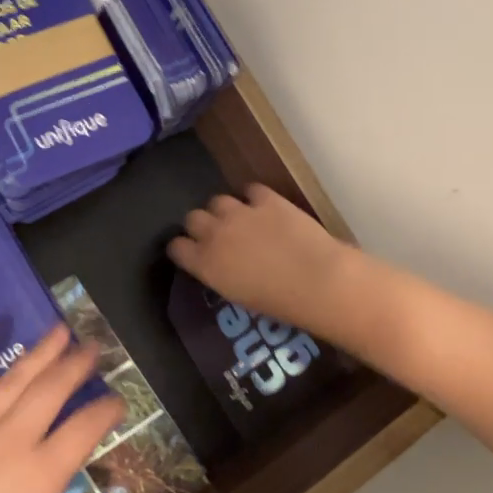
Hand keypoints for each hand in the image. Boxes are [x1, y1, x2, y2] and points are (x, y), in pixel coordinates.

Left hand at [0, 326, 124, 492]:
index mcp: (41, 475)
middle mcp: (11, 441)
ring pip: (13, 381)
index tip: (118, 401)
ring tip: (59, 330)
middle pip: (51, 391)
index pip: (85, 429)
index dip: (106, 411)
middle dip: (76, 365)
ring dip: (39, 353)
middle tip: (93, 346)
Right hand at [167, 184, 365, 329]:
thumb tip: (221, 266)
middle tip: (219, 235)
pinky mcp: (266, 199)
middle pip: (192, 218)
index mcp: (204, 264)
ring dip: (225, 210)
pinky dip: (255, 197)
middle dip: (202, 225)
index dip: (183, 248)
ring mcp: (240, 212)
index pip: (176, 247)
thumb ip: (221, 274)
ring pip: (217, 200)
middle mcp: (214, 234)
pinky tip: (266, 208)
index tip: (193, 252)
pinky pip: (251, 190)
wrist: (315, 280)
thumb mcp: (237, 295)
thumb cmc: (279, 302)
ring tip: (242, 220)